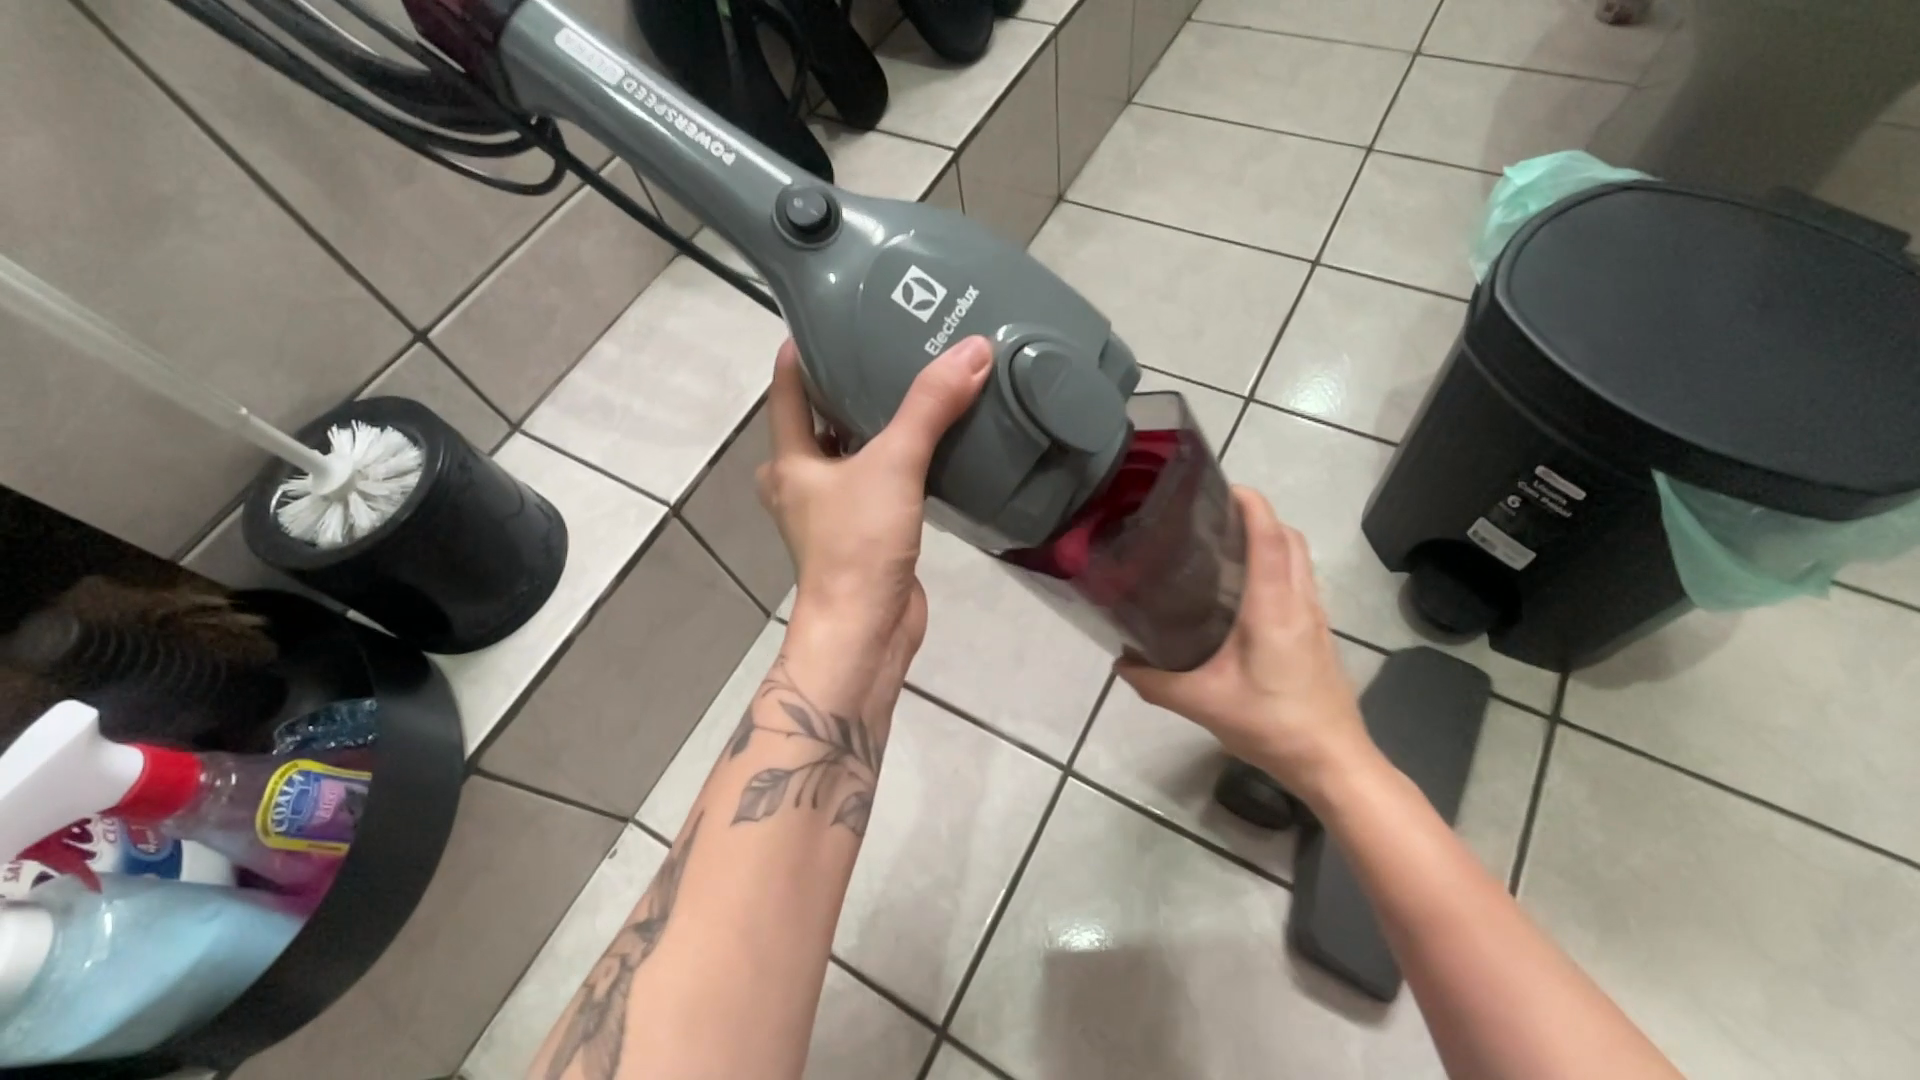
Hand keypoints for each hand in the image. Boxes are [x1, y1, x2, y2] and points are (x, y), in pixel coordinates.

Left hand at [758, 335, 992, 651]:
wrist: (866, 631)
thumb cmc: (858, 544)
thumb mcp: (892, 464)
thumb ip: (931, 407)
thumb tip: (975, 349)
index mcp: (788, 459)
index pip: (789, 387)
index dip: (807, 349)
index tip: (840, 314)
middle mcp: (802, 481)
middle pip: (822, 418)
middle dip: (852, 384)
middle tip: (891, 346)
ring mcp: (831, 511)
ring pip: (853, 453)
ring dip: (880, 425)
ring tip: (920, 386)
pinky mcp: (864, 534)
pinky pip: (880, 484)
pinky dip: (901, 463)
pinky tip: (935, 444)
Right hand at [1116, 487, 1379, 803]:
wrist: (1332, 760)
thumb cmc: (1271, 725)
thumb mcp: (1204, 705)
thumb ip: (1156, 683)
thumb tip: (1121, 663)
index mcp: (1274, 608)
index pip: (1269, 537)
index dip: (1250, 504)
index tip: (1220, 488)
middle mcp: (1300, 601)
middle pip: (1289, 538)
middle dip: (1257, 516)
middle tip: (1211, 519)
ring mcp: (1316, 617)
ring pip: (1299, 558)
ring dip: (1270, 539)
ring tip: (1223, 547)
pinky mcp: (1319, 633)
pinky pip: (1300, 580)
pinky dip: (1277, 565)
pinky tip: (1244, 592)